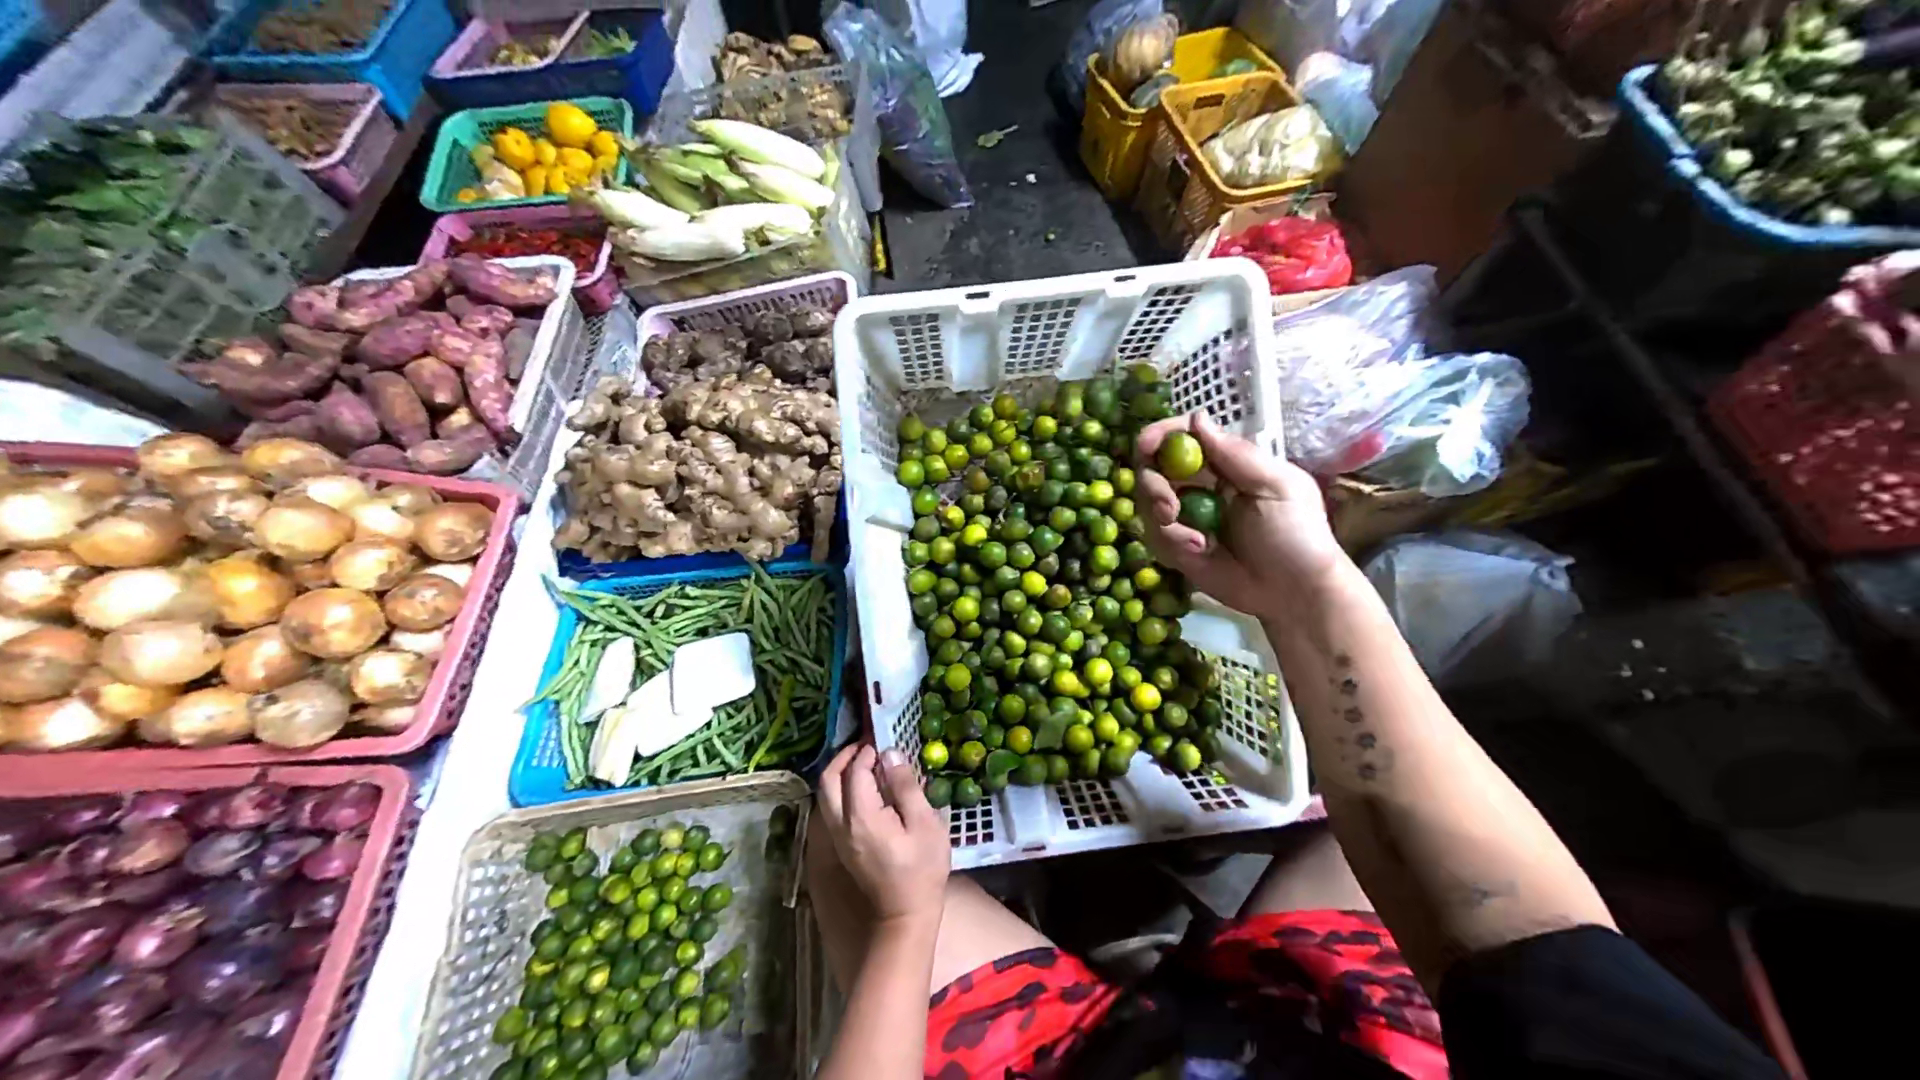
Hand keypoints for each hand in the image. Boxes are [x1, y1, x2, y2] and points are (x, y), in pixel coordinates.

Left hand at [816, 744, 949, 925]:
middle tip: (867, 746)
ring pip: (826, 795)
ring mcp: (838, 837)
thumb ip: (905, 786)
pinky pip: (832, 807)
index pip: (855, 772)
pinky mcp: (842, 845)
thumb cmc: (922, 870)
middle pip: (828, 780)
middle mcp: (841, 824)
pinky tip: (866, 788)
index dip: (867, 752)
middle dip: (844, 757)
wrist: (904, 916)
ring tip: (866, 762)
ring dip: (840, 772)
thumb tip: (890, 755)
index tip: (883, 742)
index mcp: (861, 816)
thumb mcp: (924, 824)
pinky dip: (842, 789)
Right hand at [1134, 411, 1348, 623]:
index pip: (1183, 436)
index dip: (1159, 436)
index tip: (1146, 446)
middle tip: (1169, 509)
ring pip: (1148, 504)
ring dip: (1164, 521)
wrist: (1295, 593)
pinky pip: (1154, 536)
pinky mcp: (1177, 547)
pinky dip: (1171, 543)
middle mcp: (1200, 485)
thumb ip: (1237, 454)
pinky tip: (1200, 553)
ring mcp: (1186, 516)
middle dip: (1153, 486)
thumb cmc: (1297, 534)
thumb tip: (1197, 419)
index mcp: (1225, 463)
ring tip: (1197, 542)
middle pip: (1153, 468)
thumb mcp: (1277, 487)